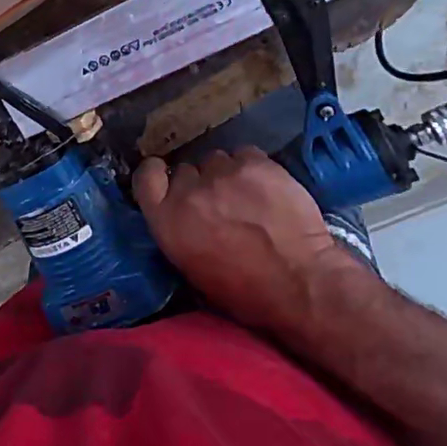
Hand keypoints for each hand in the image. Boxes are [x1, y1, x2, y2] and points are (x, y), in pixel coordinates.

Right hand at [132, 147, 362, 333]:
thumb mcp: (193, 267)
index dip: (157, 173)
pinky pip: (246, 154)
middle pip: (187, 168)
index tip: (168, 178)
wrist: (300, 282)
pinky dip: (253, 168)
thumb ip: (178, 228)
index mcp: (167, 221)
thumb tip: (182, 212)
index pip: (146, 176)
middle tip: (221, 202)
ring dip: (227, 174)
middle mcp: (189, 191)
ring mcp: (223, 172)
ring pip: (218, 159)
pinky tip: (267, 187)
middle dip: (200, 182)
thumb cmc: (245, 291)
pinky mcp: (255, 162)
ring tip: (248, 195)